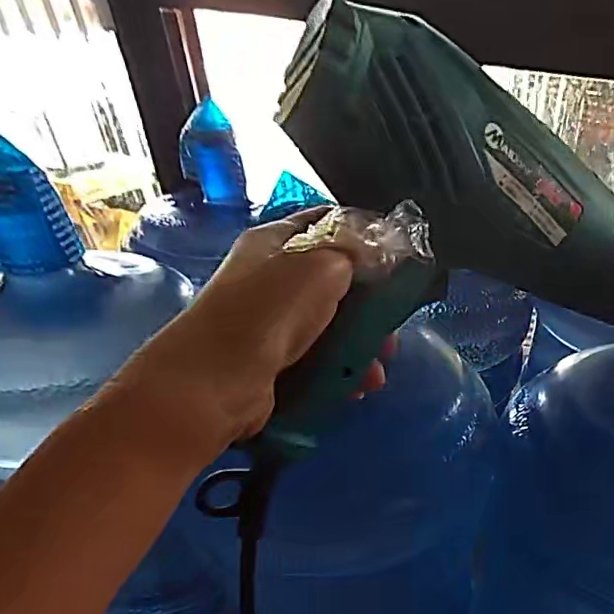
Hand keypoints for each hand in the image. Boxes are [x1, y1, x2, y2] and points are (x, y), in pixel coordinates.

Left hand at [105, 206, 388, 457]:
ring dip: (360, 350)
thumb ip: (354, 251)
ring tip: (374, 374)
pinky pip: (319, 362)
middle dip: (371, 311)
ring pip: (332, 329)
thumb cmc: (269, 314)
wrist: (217, 383)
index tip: (396, 265)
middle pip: (336, 285)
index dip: (364, 240)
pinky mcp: (274, 363)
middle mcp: (272, 280)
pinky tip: (355, 388)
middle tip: (390, 335)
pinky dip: (341, 374)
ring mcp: (271, 325)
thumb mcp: (321, 266)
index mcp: (275, 243)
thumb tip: (377, 248)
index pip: (327, 225)